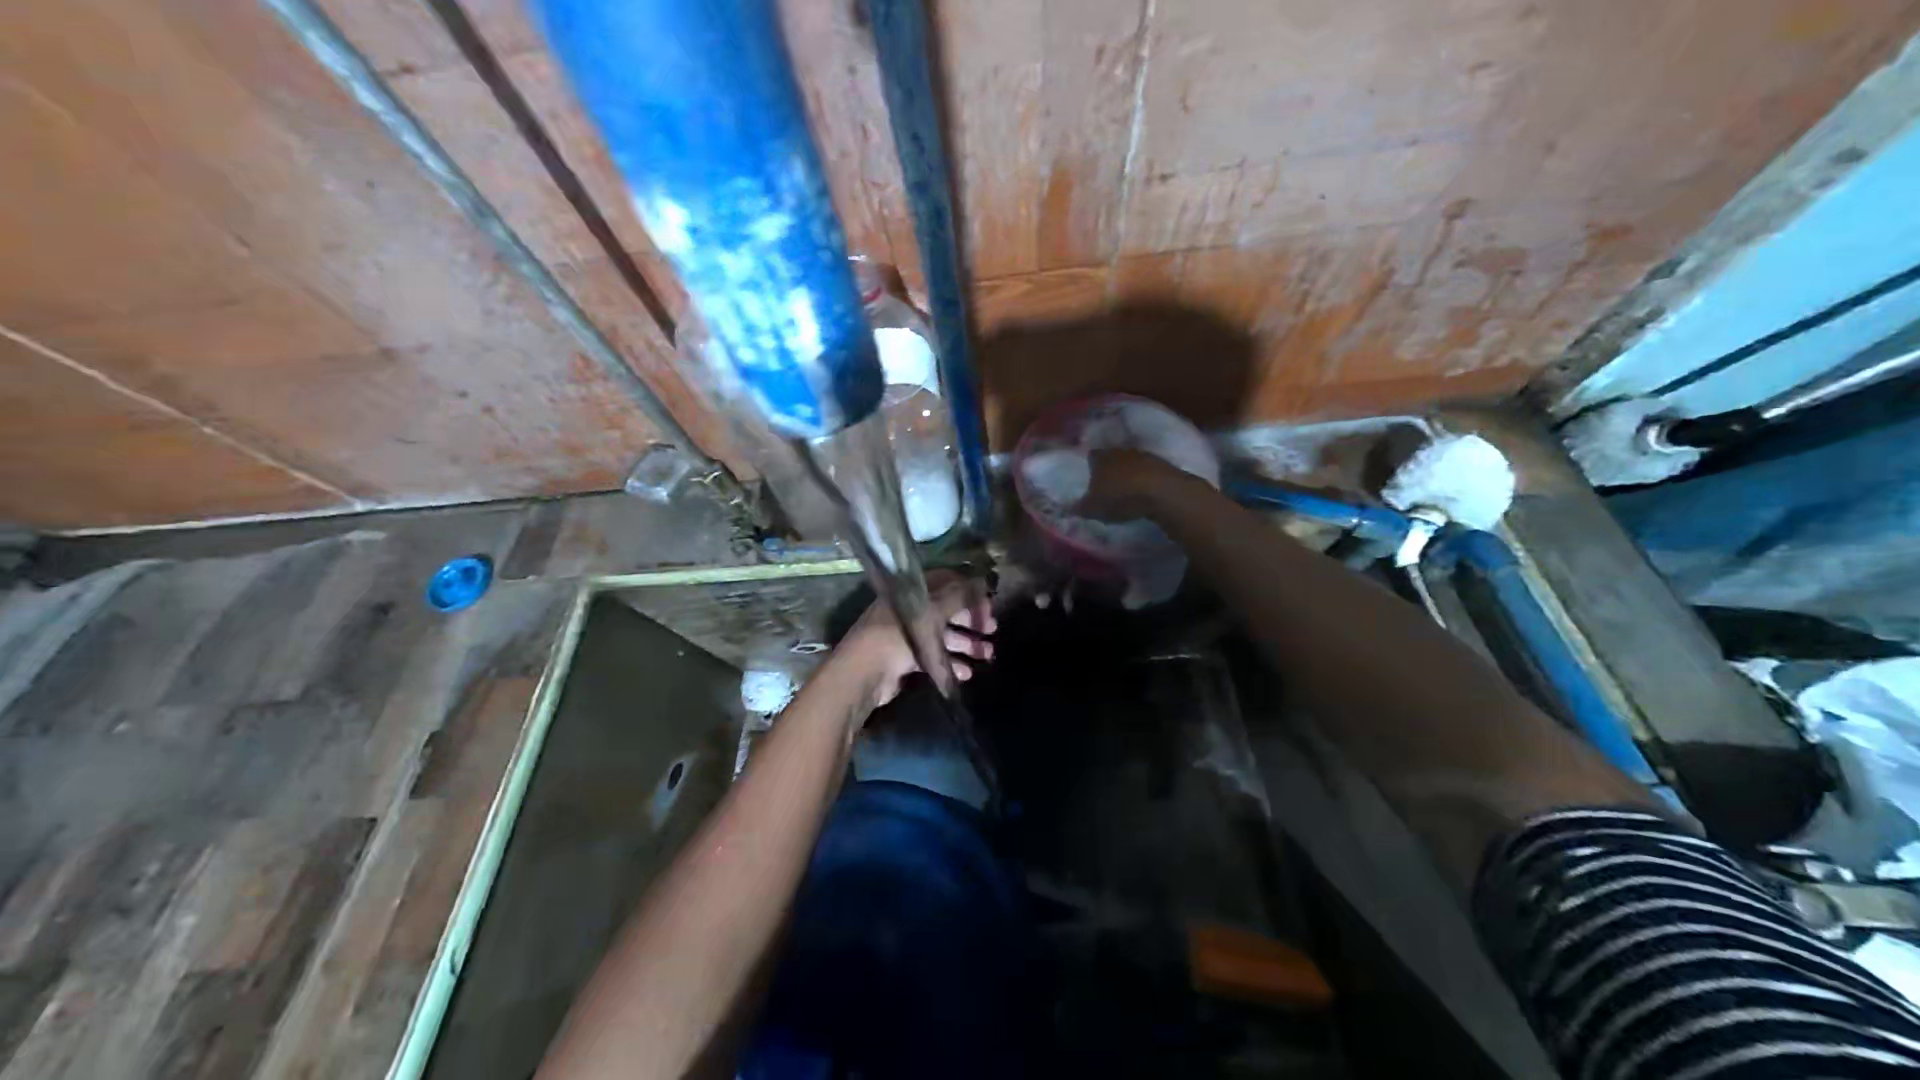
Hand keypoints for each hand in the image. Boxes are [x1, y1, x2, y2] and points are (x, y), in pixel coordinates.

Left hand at [836, 571, 995, 707]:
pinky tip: (966, 674)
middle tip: (992, 632)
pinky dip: (951, 664)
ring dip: (967, 645)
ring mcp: (907, 635)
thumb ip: (961, 595)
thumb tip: (984, 583)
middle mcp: (910, 609)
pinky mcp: (905, 659)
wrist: (866, 671)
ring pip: (943, 636)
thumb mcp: (933, 609)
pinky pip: (934, 658)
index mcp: (913, 591)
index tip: (989, 607)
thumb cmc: (900, 634)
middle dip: (972, 622)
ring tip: (987, 656)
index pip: (948, 584)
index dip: (970, 594)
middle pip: (947, 611)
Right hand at [1077, 448, 1188, 522]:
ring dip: (1130, 472)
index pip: (1091, 456)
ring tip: (1128, 488)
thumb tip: (1068, 508)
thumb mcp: (1094, 508)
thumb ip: (1080, 507)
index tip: (1090, 476)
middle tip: (1108, 483)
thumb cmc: (1120, 497)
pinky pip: (1149, 469)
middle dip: (1110, 468)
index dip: (1090, 466)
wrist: (1161, 491)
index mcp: (1100, 458)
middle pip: (1112, 457)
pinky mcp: (1162, 463)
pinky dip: (1146, 478)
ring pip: (1131, 461)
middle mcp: (1120, 451)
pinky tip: (1145, 491)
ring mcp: (1143, 455)